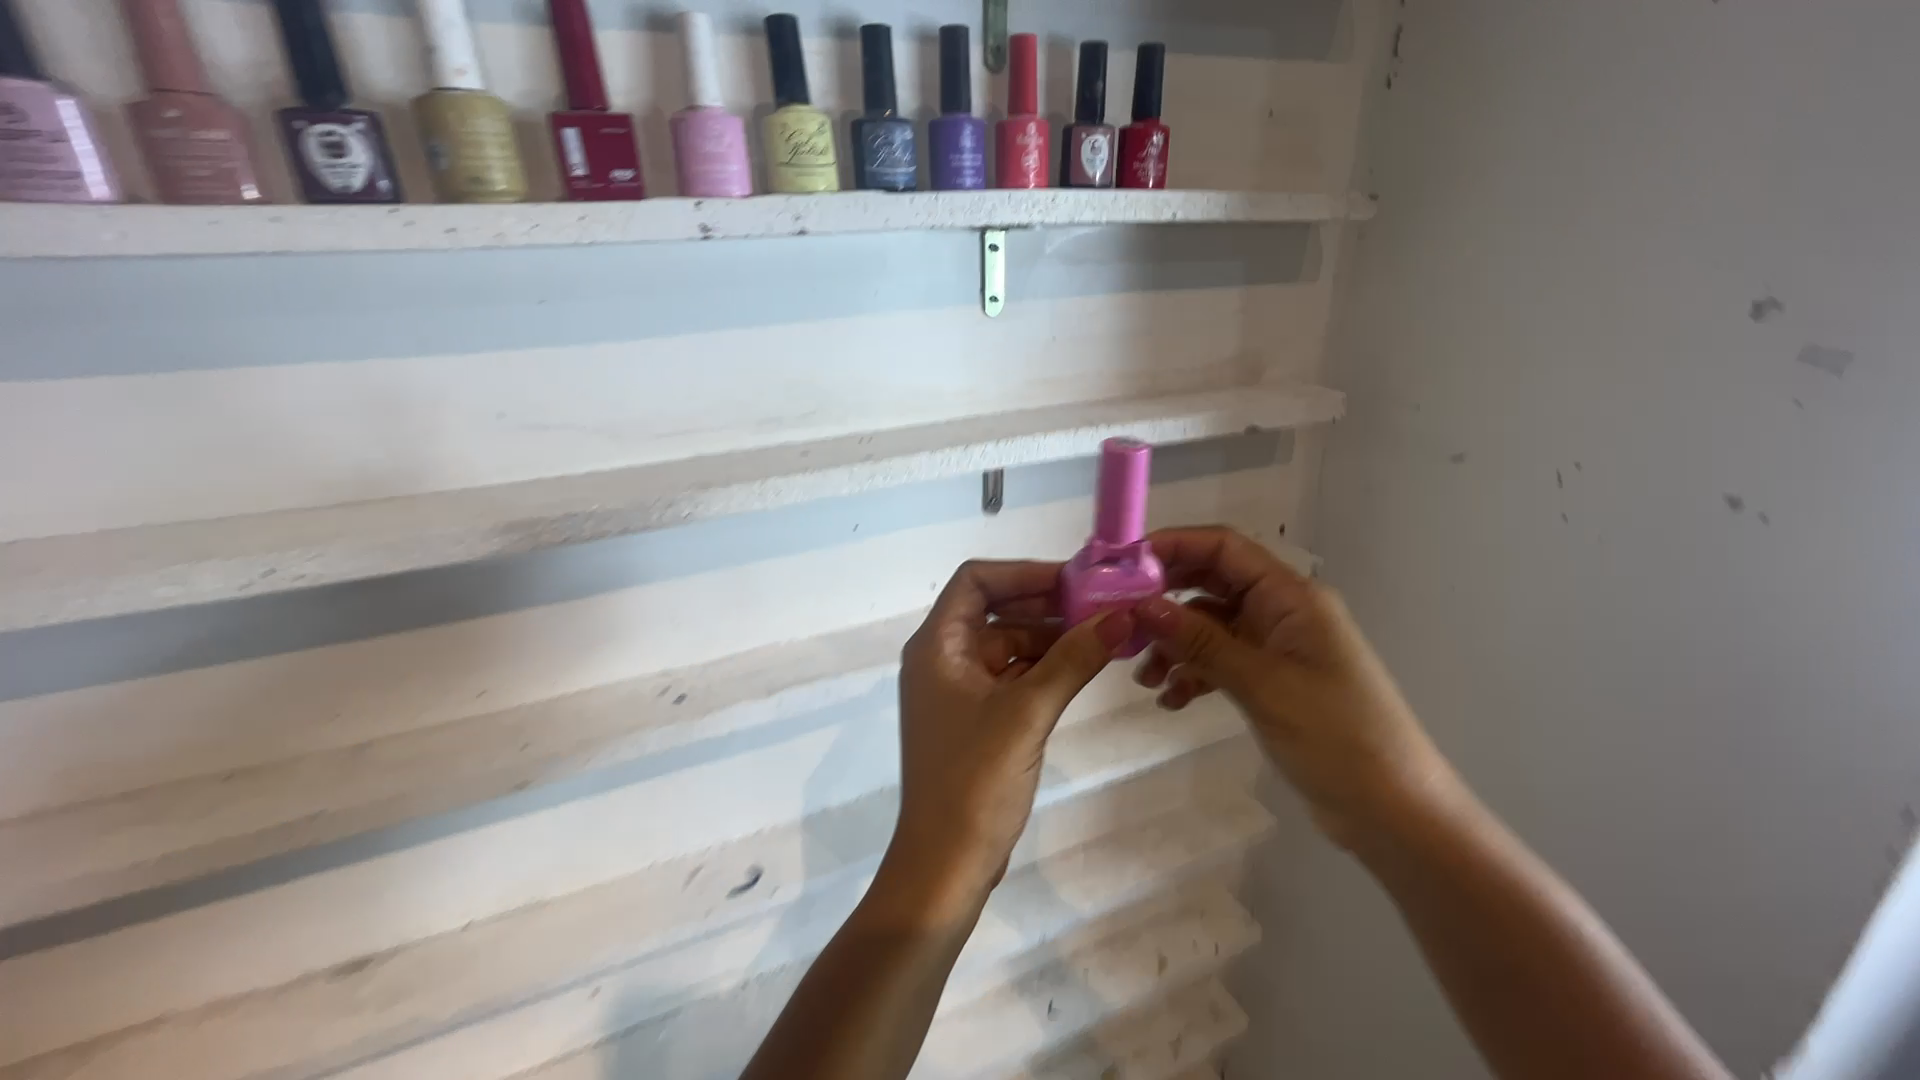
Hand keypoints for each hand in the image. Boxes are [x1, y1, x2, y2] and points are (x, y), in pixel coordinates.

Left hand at [887, 561, 1132, 912]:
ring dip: (1049, 638)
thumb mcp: (1028, 711)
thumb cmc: (975, 779)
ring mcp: (956, 691)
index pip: (975, 581)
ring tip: (1103, 635)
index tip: (1074, 582)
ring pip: (1006, 645)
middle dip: (1044, 605)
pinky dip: (1043, 669)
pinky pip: (1010, 677)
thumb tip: (1124, 615)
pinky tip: (1082, 668)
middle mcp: (941, 659)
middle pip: (993, 610)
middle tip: (1101, 606)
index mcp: (936, 645)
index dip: (1024, 573)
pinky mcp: (974, 720)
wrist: (946, 862)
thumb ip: (1074, 658)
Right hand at [1130, 527, 1455, 848]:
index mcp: (1292, 596)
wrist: (1393, 809)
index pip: (1224, 548)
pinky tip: (1171, 700)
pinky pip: (1222, 661)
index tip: (1121, 566)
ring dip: (1175, 644)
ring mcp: (1279, 648)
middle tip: (1120, 622)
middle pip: (1213, 583)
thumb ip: (1201, 642)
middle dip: (1165, 598)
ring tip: (1143, 679)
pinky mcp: (1274, 682)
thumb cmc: (1336, 736)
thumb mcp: (1262, 684)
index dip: (1173, 546)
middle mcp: (1284, 612)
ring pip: (1212, 626)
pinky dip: (1194, 674)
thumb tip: (1141, 605)